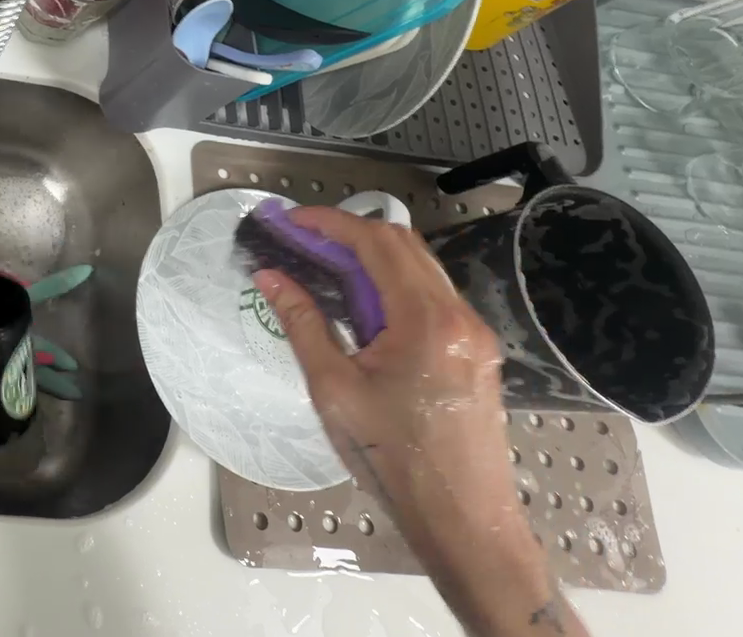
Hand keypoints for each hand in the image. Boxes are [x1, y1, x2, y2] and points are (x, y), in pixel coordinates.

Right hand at [253, 208, 535, 569]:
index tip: (290, 221)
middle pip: (403, 245)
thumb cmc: (391, 457)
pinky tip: (358, 301)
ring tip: (322, 265)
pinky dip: (390, 282)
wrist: (464, 522)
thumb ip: (302, 322)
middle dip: (349, 231)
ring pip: (419, 267)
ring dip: (370, 255)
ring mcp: (472, 333)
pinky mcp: (473, 350)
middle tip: (301, 239)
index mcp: (425, 321)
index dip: (330, 223)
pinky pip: (429, 294)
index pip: (377, 243)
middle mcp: (459, 316)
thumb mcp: (332, 388)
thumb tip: (269, 276)